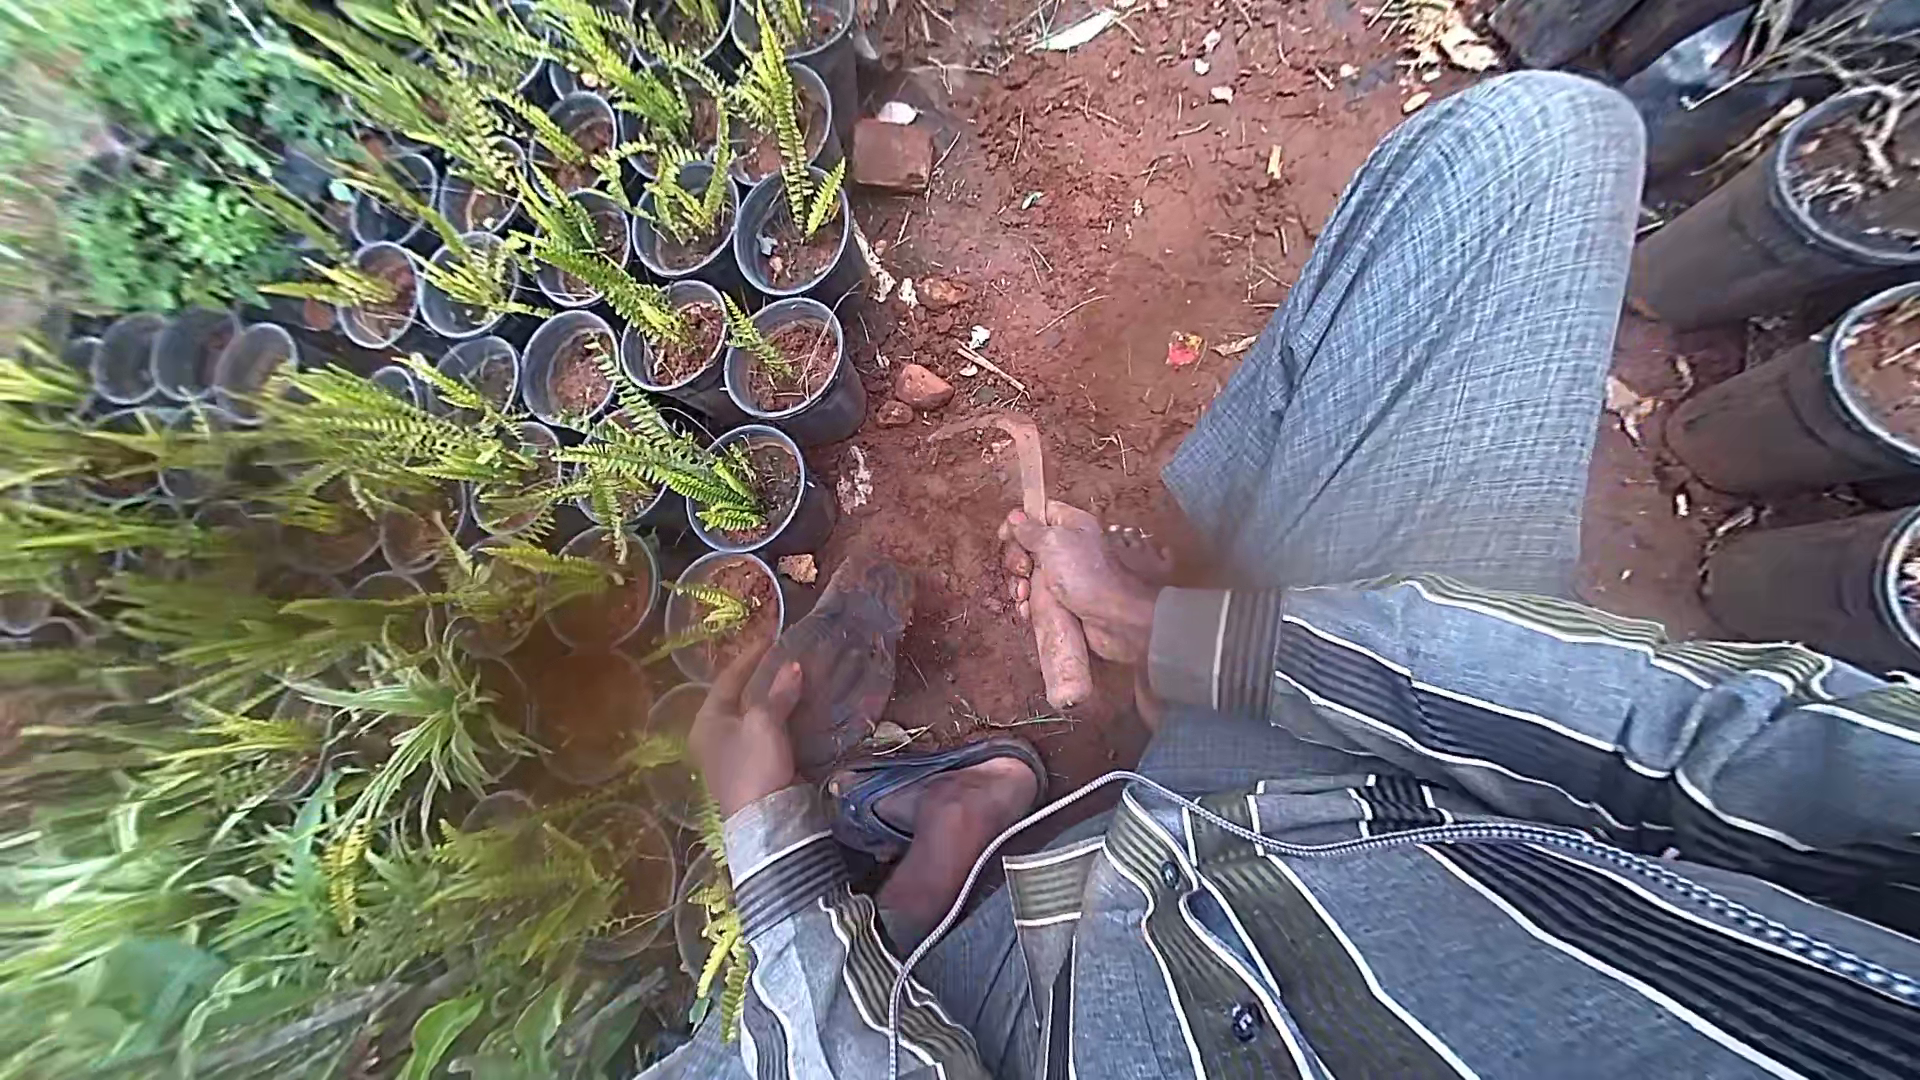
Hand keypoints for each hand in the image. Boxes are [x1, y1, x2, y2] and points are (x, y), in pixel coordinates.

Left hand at [689, 642, 804, 817]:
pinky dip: (787, 714)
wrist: (767, 821)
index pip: (728, 678)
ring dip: (779, 695)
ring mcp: (737, 752)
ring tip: (801, 675)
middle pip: (743, 695)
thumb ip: (779, 692)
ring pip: (759, 713)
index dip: (750, 656)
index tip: (771, 637)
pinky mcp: (758, 764)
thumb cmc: (754, 766)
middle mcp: (717, 734)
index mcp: (708, 721)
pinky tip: (804, 704)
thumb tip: (793, 665)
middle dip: (766, 675)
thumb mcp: (764, 723)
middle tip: (789, 655)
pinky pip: (772, 729)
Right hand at [999, 500, 1157, 664]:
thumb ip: (1031, 530)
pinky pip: (1035, 598)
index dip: (1019, 522)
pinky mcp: (1061, 601)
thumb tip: (1015, 517)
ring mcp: (1064, 576)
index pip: (1039, 514)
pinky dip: (1027, 603)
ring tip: (1024, 594)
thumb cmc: (1088, 575)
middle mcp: (1067, 549)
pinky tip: (1027, 609)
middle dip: (1017, 558)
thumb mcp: (1054, 543)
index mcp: (1070, 526)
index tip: (1006, 535)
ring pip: (1028, 575)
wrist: (1117, 619)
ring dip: (1019, 584)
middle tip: (1023, 569)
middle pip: (1028, 545)